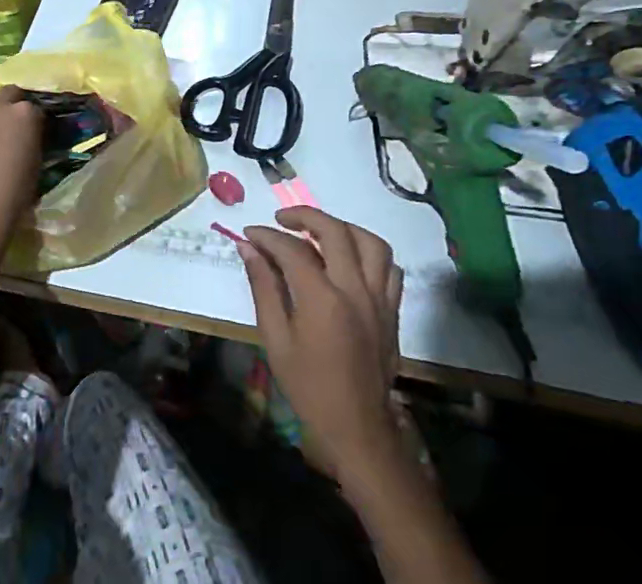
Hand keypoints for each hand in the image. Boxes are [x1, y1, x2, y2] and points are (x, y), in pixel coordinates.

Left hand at [0, 86, 43, 256]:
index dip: (37, 118)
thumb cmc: (19, 187)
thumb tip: (31, 134)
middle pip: (11, 94)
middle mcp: (0, 107)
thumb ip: (34, 137)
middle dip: (15, 104)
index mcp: (26, 112)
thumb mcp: (38, 158)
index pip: (36, 106)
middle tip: (18, 125)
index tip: (37, 130)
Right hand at [237, 207, 404, 479]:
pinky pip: (389, 267)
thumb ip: (263, 287)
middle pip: (335, 231)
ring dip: (343, 228)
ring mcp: (380, 298)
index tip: (249, 234)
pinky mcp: (393, 310)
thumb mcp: (275, 338)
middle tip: (281, 219)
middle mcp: (355, 289)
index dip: (267, 236)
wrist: (356, 426)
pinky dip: (369, 253)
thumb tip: (248, 248)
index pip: (292, 249)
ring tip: (320, 231)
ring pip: (370, 242)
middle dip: (305, 216)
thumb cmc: (307, 385)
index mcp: (322, 299)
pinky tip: (350, 259)